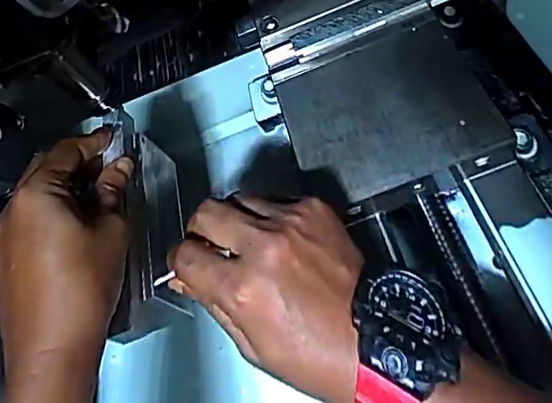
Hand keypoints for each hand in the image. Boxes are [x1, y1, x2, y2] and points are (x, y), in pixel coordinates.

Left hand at [0, 130, 133, 402]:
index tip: (112, 138)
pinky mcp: (5, 259)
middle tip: (109, 162)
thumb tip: (119, 168)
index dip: (94, 141)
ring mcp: (4, 237)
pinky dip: (53, 207)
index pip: (67, 150)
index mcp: (35, 195)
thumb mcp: (111, 230)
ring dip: (66, 185)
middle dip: (79, 161)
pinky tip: (78, 220)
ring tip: (98, 192)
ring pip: (37, 192)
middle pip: (46, 166)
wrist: (51, 353)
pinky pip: (29, 217)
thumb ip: (113, 190)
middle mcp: (12, 211)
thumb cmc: (79, 295)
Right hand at [169, 196, 363, 402]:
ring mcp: (290, 221)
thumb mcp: (254, 345)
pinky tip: (278, 237)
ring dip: (236, 218)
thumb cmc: (317, 352)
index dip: (180, 260)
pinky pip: (275, 198)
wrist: (371, 336)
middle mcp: (264, 246)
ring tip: (247, 240)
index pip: (187, 255)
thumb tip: (189, 276)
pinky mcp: (312, 207)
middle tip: (206, 242)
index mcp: (244, 287)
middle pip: (207, 212)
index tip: (184, 261)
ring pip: (239, 198)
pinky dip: (269, 215)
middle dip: (199, 229)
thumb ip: (214, 303)